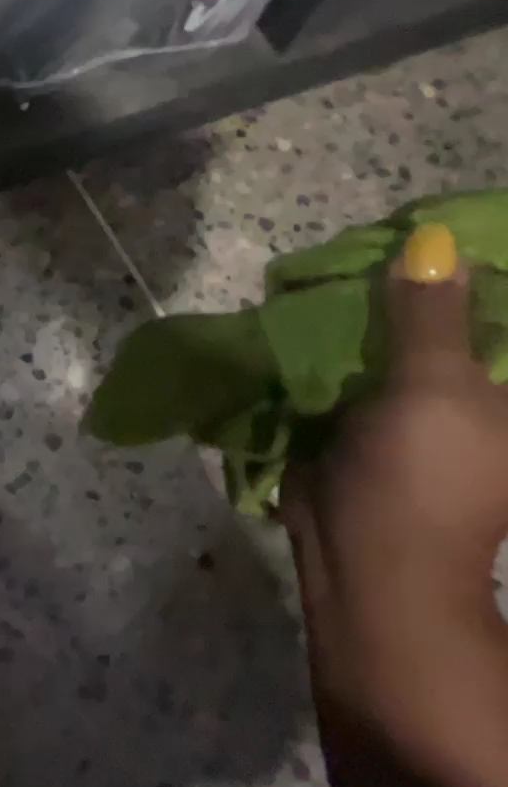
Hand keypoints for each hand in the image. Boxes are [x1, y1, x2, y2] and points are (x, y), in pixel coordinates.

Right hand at [285, 222, 507, 584]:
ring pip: (392, 342)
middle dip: (405, 287)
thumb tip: (432, 241)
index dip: (470, 271)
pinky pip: (352, 369)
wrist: (365, 548)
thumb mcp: (433, 387)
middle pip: (447, 320)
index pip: (499, 309)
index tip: (418, 237)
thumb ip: (428, 316)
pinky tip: (299, 325)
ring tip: (319, 282)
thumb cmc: (425, 473)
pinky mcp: (367, 419)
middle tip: (358, 252)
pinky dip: (329, 348)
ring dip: (357, 316)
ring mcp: (419, 406)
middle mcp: (478, 390)